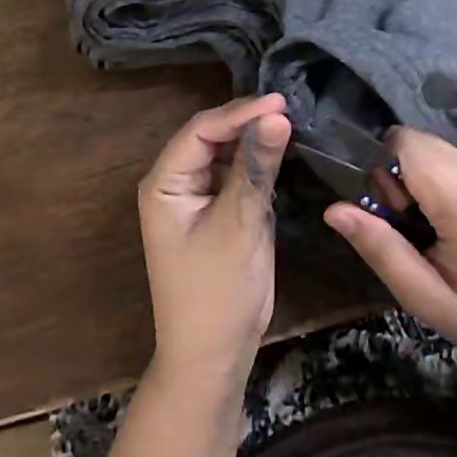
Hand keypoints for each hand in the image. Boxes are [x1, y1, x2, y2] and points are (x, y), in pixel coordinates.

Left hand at [138, 94, 291, 375]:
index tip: (282, 102)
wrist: (215, 353)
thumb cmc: (217, 291)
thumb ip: (257, 168)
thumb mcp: (239, 224)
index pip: (201, 131)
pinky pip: (239, 172)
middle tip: (291, 107)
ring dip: (256, 138)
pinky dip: (261, 161)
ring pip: (227, 151)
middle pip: (213, 136)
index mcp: (164, 184)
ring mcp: (199, 196)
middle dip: (248, 121)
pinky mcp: (221, 208)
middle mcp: (177, 182)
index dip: (240, 112)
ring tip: (292, 121)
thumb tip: (278, 116)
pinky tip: (284, 149)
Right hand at [322, 127, 456, 379]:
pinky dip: (431, 181)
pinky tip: (444, 225)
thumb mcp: (425, 297)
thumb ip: (379, 249)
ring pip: (428, 148)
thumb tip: (332, 210)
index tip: (392, 218)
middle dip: (394, 175)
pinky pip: (447, 159)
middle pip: (412, 141)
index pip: (402, 143)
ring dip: (412, 178)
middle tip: (408, 228)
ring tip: (427, 230)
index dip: (382, 174)